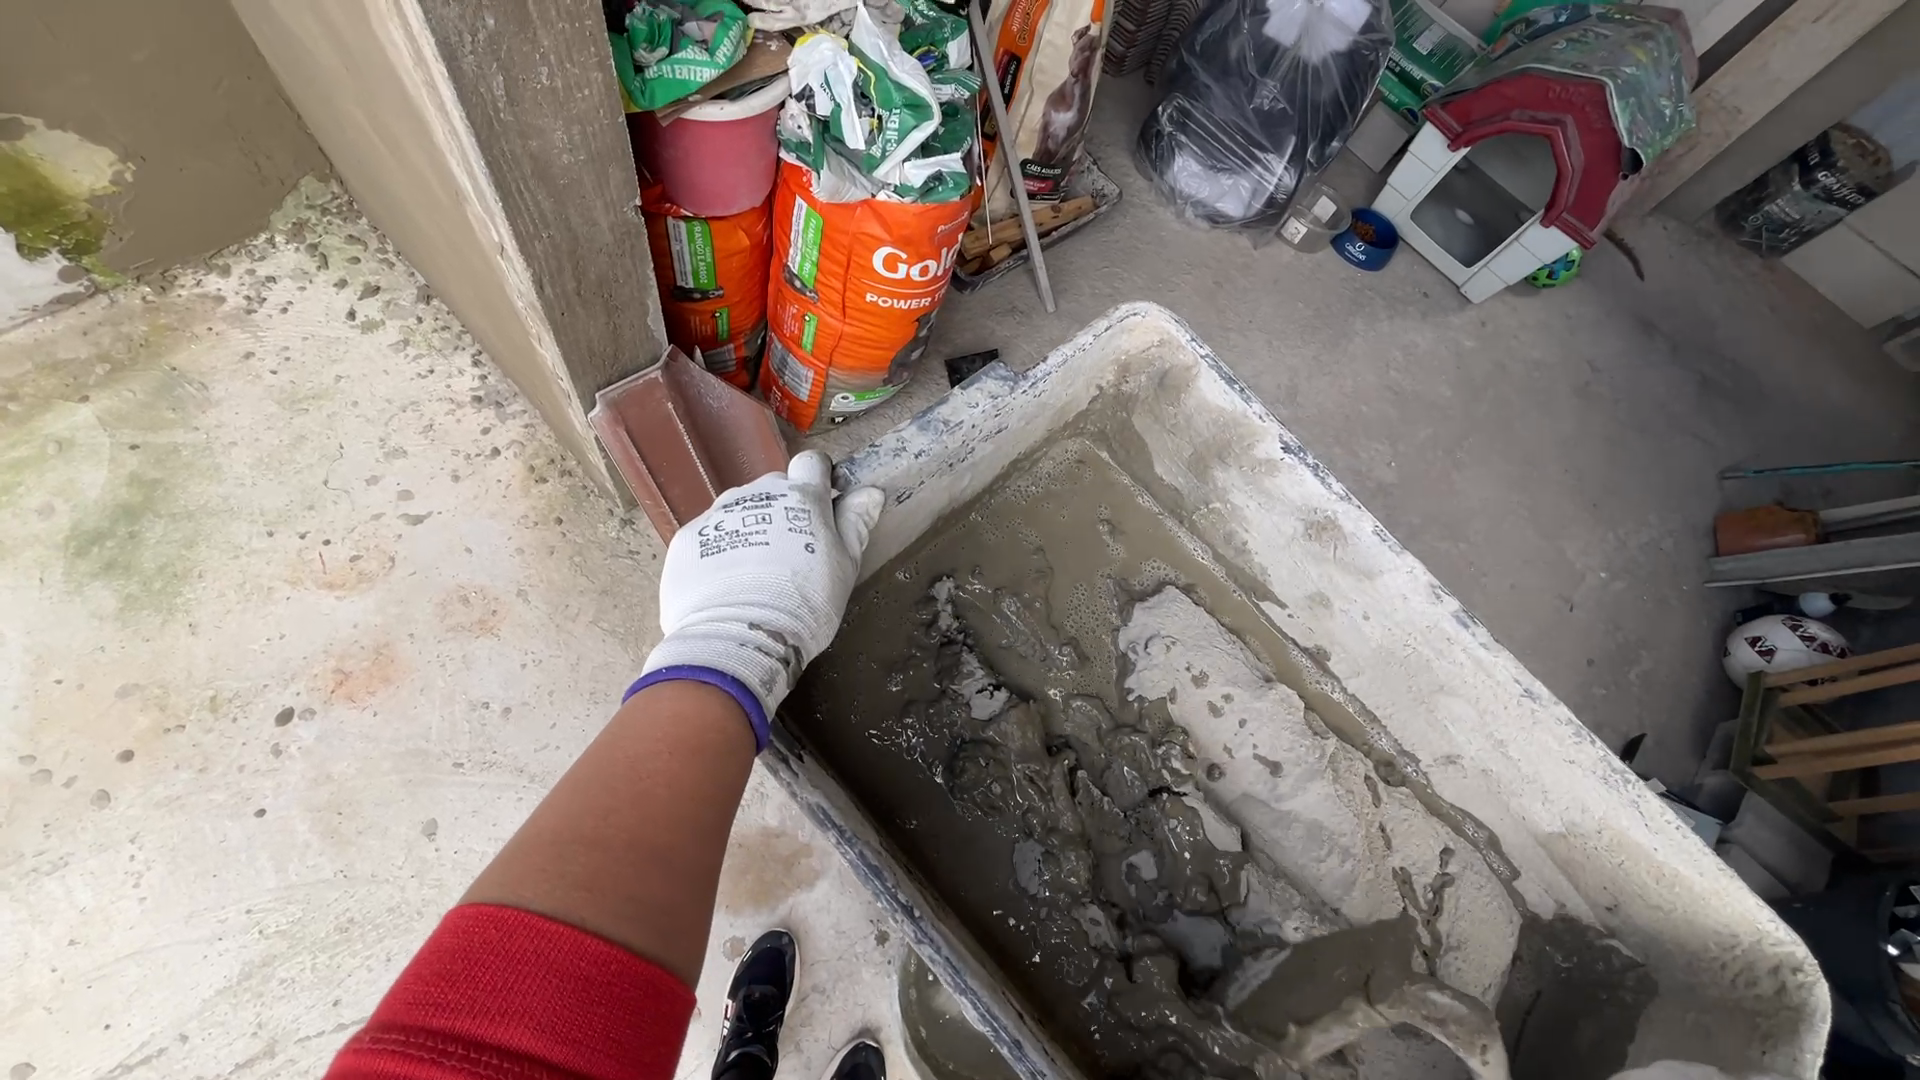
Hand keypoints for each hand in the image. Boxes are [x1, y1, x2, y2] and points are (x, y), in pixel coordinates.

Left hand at [631, 450, 884, 749]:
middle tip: (792, 550)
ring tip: (756, 569)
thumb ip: (855, 524)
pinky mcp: (689, 538)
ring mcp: (718, 514)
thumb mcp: (844, 567)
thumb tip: (869, 492)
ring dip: (752, 525)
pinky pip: (711, 533)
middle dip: (784, 507)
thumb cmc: (803, 603)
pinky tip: (728, 582)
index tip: (823, 506)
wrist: (737, 639)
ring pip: (741, 507)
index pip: (812, 463)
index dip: (819, 480)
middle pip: (775, 486)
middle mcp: (757, 494)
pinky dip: (721, 549)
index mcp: (801, 497)